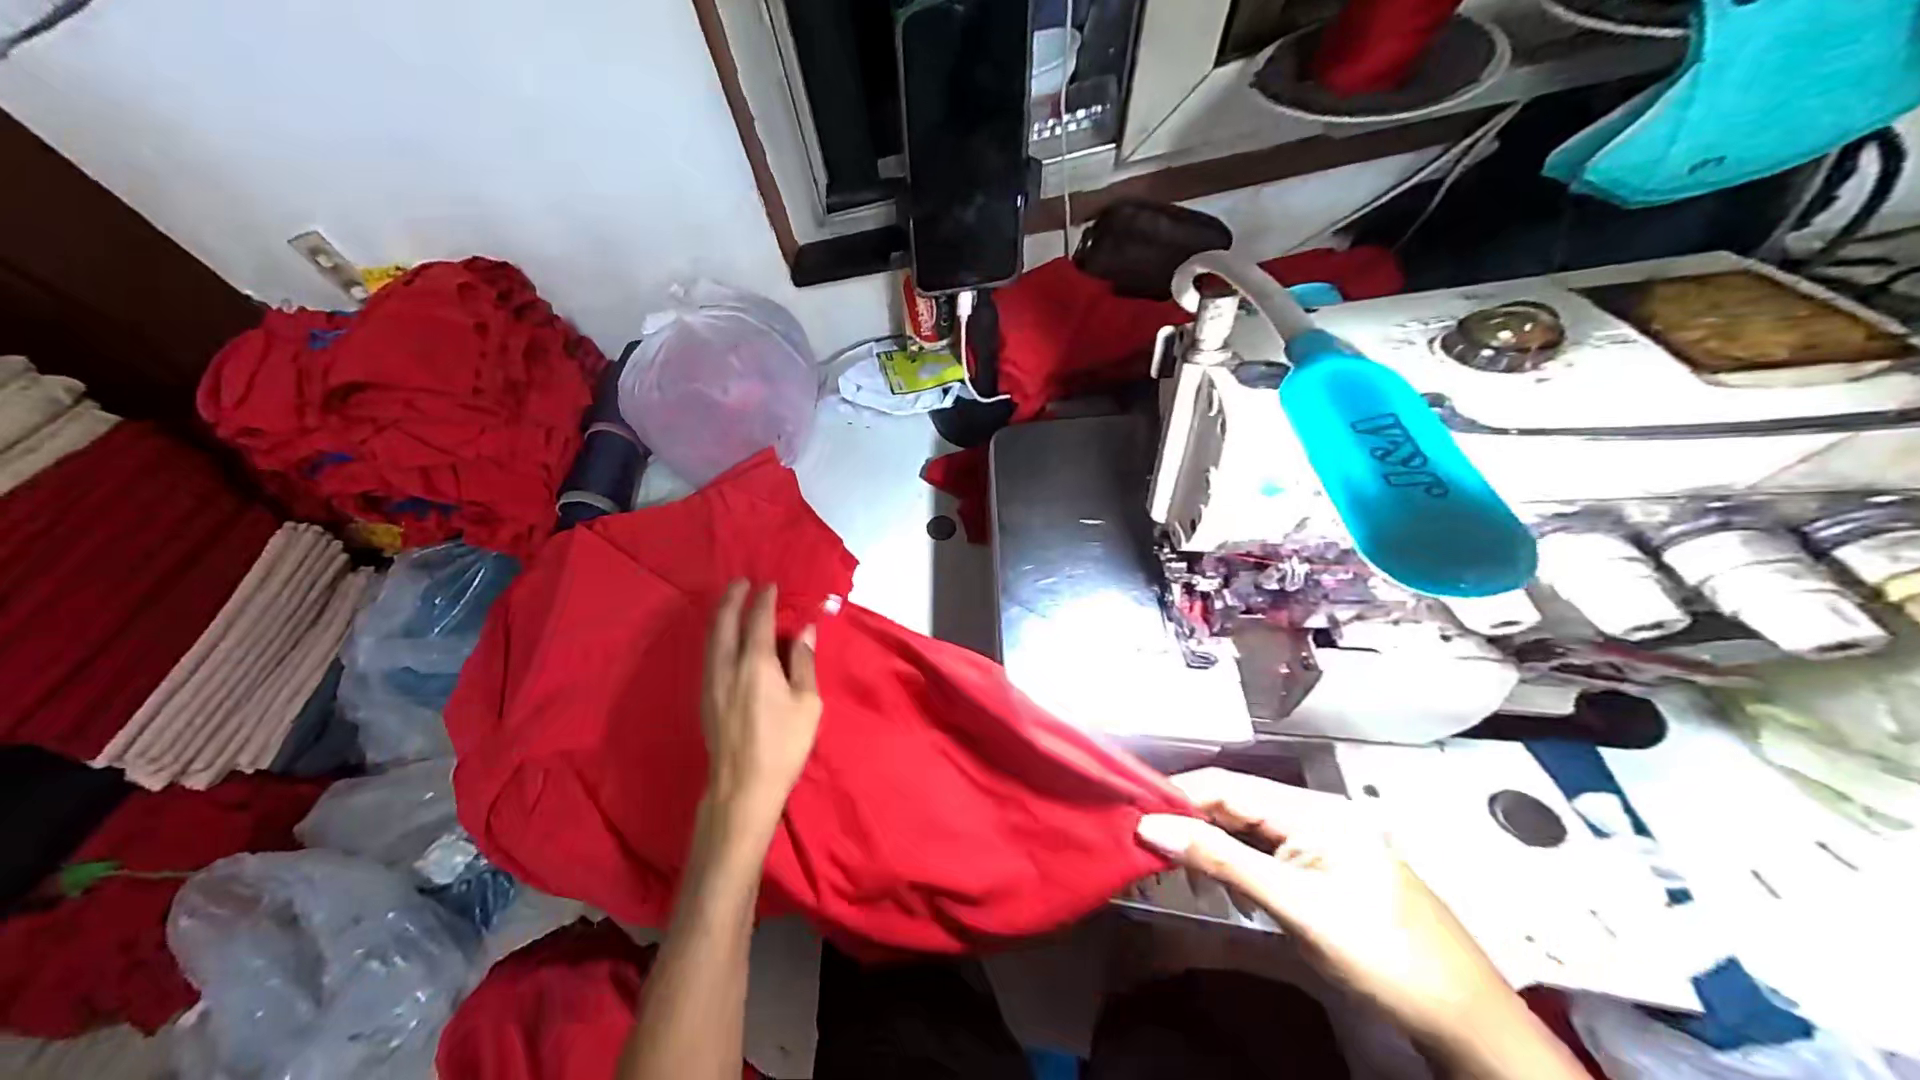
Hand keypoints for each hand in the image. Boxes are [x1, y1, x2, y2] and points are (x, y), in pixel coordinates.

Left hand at [701, 581, 821, 829]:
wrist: (742, 787)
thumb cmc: (783, 745)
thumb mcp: (808, 704)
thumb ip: (804, 663)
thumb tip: (805, 630)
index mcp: (756, 664)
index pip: (758, 620)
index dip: (764, 600)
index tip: (770, 586)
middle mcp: (727, 666)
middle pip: (725, 622)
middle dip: (732, 599)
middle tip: (742, 583)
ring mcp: (711, 682)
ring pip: (711, 638)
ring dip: (721, 616)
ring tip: (730, 603)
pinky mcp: (705, 697)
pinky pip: (708, 654)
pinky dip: (716, 636)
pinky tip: (722, 639)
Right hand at [1135, 769, 1516, 1044]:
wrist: (1462, 1015)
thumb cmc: (1377, 953)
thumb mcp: (1293, 905)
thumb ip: (1220, 859)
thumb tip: (1151, 826)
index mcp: (1311, 809)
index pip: (1226, 786)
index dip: (1178, 796)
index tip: (1133, 814)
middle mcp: (1315, 812)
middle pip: (1235, 802)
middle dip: (1191, 820)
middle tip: (1147, 845)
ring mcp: (1322, 839)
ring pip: (1248, 826)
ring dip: (1211, 842)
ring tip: (1176, 866)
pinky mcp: (1325, 866)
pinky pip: (1266, 849)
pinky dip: (1237, 861)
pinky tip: (1220, 879)